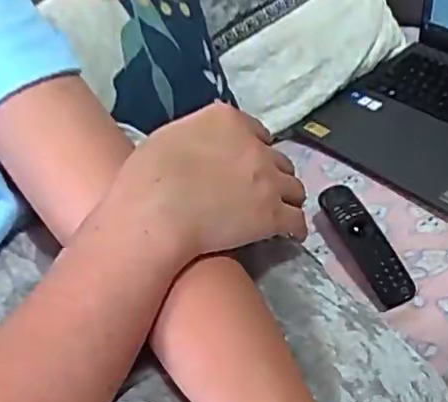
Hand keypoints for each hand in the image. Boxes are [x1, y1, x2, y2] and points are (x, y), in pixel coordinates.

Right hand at [106, 102, 308, 257]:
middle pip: (280, 162)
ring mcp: (268, 180)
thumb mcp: (173, 136)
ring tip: (282, 215)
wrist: (159, 210)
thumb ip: (199, 138)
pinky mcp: (273, 214)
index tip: (252, 168)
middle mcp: (254, 146)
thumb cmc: (150, 176)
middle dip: (275, 177)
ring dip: (289, 201)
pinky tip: (292, 235)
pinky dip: (296, 228)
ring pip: (295, 190)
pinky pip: (297, 221)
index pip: (258, 133)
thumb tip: (201, 152)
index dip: (257, 153)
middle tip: (266, 195)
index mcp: (228, 119)